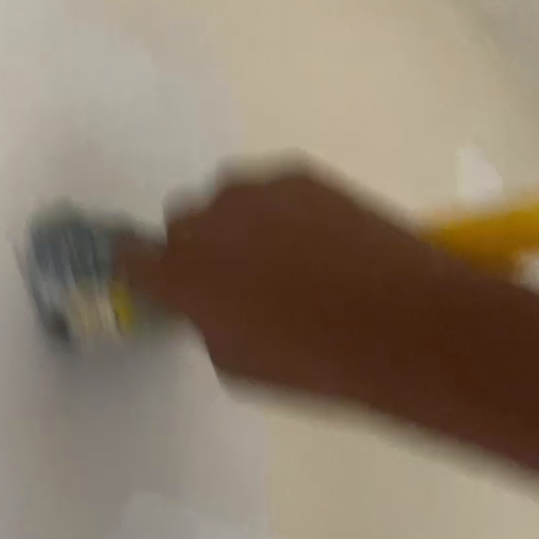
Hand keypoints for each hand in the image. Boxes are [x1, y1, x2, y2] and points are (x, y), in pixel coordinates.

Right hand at [118, 164, 483, 404]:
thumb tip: (214, 304)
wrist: (410, 325)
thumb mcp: (235, 362)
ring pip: (224, 202)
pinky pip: (268, 190)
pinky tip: (319, 242)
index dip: (140, 265)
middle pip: (180, 225)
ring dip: (238, 225)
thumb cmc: (314, 362)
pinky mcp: (297, 175)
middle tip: (239, 280)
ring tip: (286, 257)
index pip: (128, 253)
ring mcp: (250, 193)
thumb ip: (206, 322)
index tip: (157, 278)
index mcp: (178, 275)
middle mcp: (202, 223)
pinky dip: (280, 211)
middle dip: (199, 248)